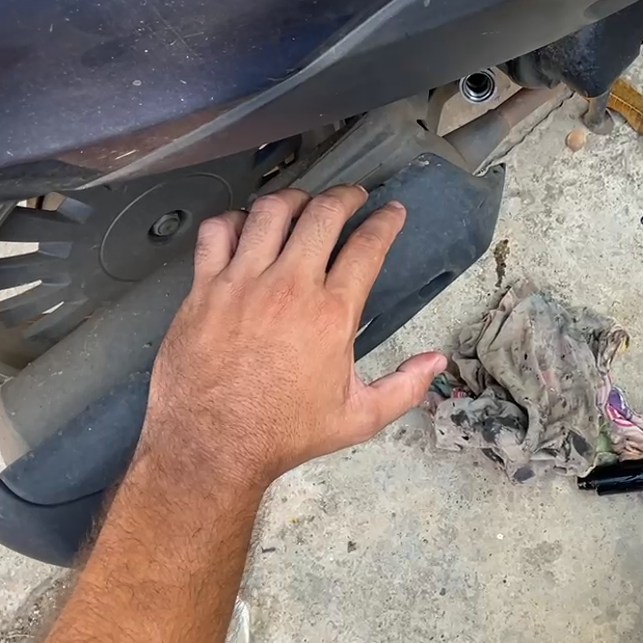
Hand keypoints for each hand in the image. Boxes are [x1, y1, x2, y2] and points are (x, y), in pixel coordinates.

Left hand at [140, 186, 445, 493]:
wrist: (211, 447)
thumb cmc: (283, 433)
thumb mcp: (357, 418)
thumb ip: (404, 387)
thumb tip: (436, 362)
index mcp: (331, 314)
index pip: (367, 246)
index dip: (385, 220)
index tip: (392, 211)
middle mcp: (289, 287)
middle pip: (323, 214)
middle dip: (345, 195)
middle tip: (352, 196)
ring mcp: (243, 283)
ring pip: (271, 212)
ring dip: (294, 199)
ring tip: (303, 203)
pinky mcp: (205, 288)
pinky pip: (219, 232)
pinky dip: (235, 220)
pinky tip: (246, 227)